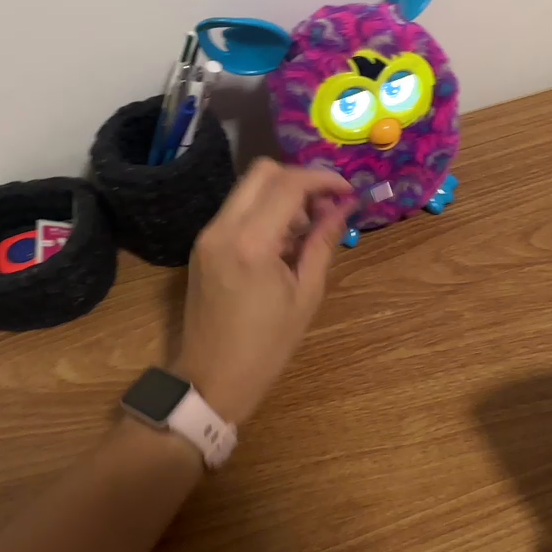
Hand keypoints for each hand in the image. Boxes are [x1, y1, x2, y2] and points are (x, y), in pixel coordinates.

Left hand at [172, 159, 352, 423]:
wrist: (210, 379)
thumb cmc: (266, 346)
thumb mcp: (306, 295)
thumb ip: (323, 243)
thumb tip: (342, 207)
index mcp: (251, 243)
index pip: (288, 184)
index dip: (323, 179)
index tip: (347, 191)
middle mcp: (223, 228)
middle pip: (263, 171)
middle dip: (300, 179)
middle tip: (326, 204)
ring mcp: (208, 234)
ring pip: (249, 188)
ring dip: (282, 194)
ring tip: (308, 228)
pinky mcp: (204, 244)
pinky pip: (238, 209)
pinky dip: (265, 210)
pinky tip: (285, 240)